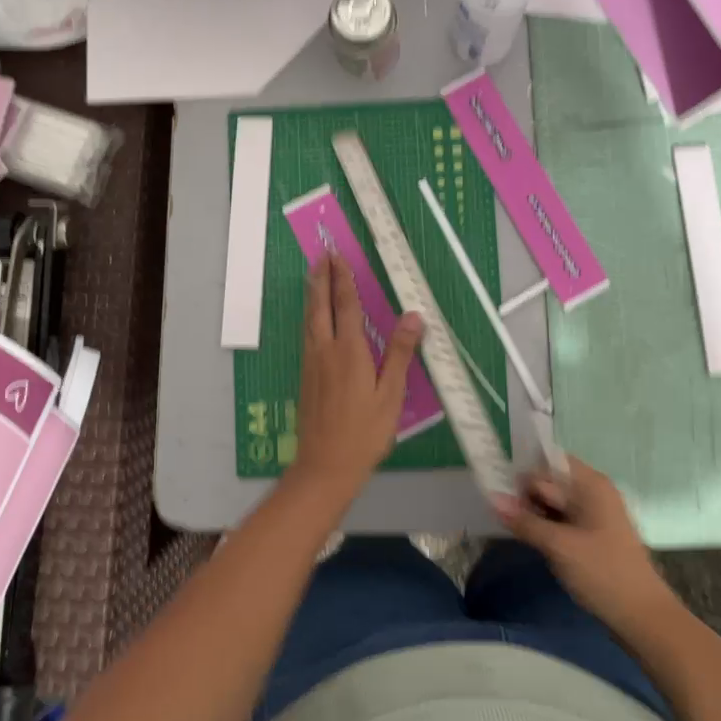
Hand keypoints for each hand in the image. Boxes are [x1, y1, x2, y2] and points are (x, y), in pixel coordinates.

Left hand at [285, 254, 423, 506]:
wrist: (325, 465)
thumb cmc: (365, 432)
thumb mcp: (390, 394)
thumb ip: (399, 353)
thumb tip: (414, 316)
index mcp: (349, 351)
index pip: (346, 306)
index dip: (343, 280)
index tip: (338, 258)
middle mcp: (326, 350)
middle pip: (321, 306)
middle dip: (322, 279)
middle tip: (322, 255)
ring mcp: (312, 363)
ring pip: (310, 319)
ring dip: (313, 294)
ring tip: (314, 276)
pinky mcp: (306, 377)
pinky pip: (307, 334)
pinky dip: (311, 315)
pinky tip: (313, 318)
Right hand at [493, 457, 677, 628]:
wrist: (641, 617)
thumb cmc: (602, 572)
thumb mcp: (559, 546)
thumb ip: (525, 521)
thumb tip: (493, 498)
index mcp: (591, 483)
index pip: (550, 460)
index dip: (524, 468)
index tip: (495, 481)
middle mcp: (593, 492)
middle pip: (551, 481)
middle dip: (525, 492)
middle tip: (495, 507)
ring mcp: (594, 515)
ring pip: (555, 503)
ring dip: (533, 511)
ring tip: (505, 521)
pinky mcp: (592, 537)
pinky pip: (562, 520)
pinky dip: (545, 525)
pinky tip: (526, 536)